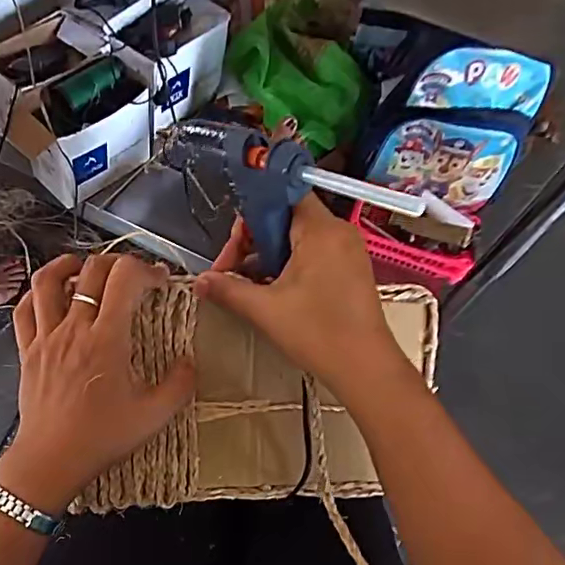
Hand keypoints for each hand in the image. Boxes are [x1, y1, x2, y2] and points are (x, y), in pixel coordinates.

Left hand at [0, 254, 195, 513]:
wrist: (51, 460)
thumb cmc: (101, 438)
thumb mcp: (153, 416)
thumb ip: (179, 385)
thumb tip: (190, 363)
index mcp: (106, 339)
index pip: (125, 279)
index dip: (146, 270)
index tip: (159, 283)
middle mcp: (73, 329)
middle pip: (91, 271)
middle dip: (117, 262)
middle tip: (131, 275)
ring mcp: (45, 338)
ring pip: (47, 281)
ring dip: (68, 265)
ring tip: (84, 268)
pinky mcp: (27, 351)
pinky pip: (24, 310)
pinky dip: (36, 294)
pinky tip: (49, 296)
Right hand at [193, 194, 412, 400]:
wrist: (365, 367)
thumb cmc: (318, 334)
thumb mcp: (265, 310)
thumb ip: (228, 289)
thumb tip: (199, 281)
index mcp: (320, 230)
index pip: (280, 197)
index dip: (250, 218)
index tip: (233, 250)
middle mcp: (339, 232)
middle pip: (286, 218)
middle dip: (254, 244)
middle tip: (233, 275)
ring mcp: (349, 251)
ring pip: (299, 239)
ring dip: (270, 258)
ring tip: (253, 289)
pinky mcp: (351, 271)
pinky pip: (315, 255)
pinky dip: (291, 268)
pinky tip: (276, 294)